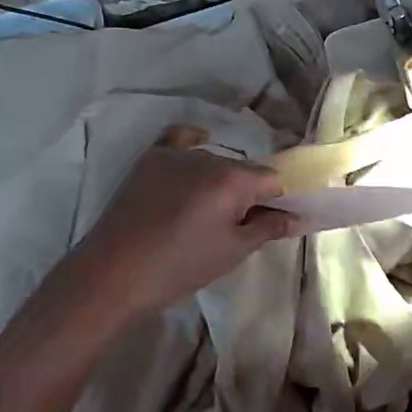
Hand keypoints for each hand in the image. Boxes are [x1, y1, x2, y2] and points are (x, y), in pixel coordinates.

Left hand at [71, 143, 296, 314]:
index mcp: (233, 179)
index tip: (266, 223)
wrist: (114, 272)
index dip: (275, 201)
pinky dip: (193, 142)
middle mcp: (209, 157)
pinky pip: (180, 139)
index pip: (272, 180)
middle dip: (246, 192)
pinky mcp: (150, 158)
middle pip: (243, 170)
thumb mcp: (232, 252)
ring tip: (202, 212)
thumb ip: (268, 228)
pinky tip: (196, 152)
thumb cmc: (180, 266)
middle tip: (233, 227)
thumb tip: (297, 218)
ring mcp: (176, 154)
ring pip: (214, 160)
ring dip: (218, 179)